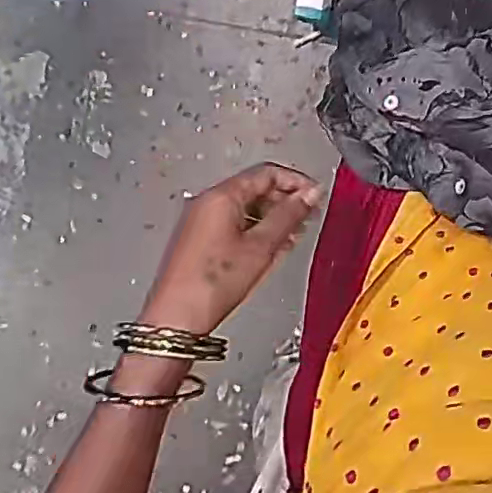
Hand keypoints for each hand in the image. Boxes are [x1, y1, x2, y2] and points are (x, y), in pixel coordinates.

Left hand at [138, 163, 322, 335]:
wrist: (176, 319)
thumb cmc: (212, 284)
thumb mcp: (262, 246)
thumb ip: (289, 215)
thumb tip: (310, 194)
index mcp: (221, 196)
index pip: (266, 173)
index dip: (296, 182)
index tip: (315, 197)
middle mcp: (208, 202)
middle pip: (256, 188)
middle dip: (286, 201)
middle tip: (308, 217)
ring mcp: (201, 221)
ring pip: (246, 208)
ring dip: (272, 218)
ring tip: (292, 237)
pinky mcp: (199, 240)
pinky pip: (234, 224)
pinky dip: (256, 231)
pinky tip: (269, 249)